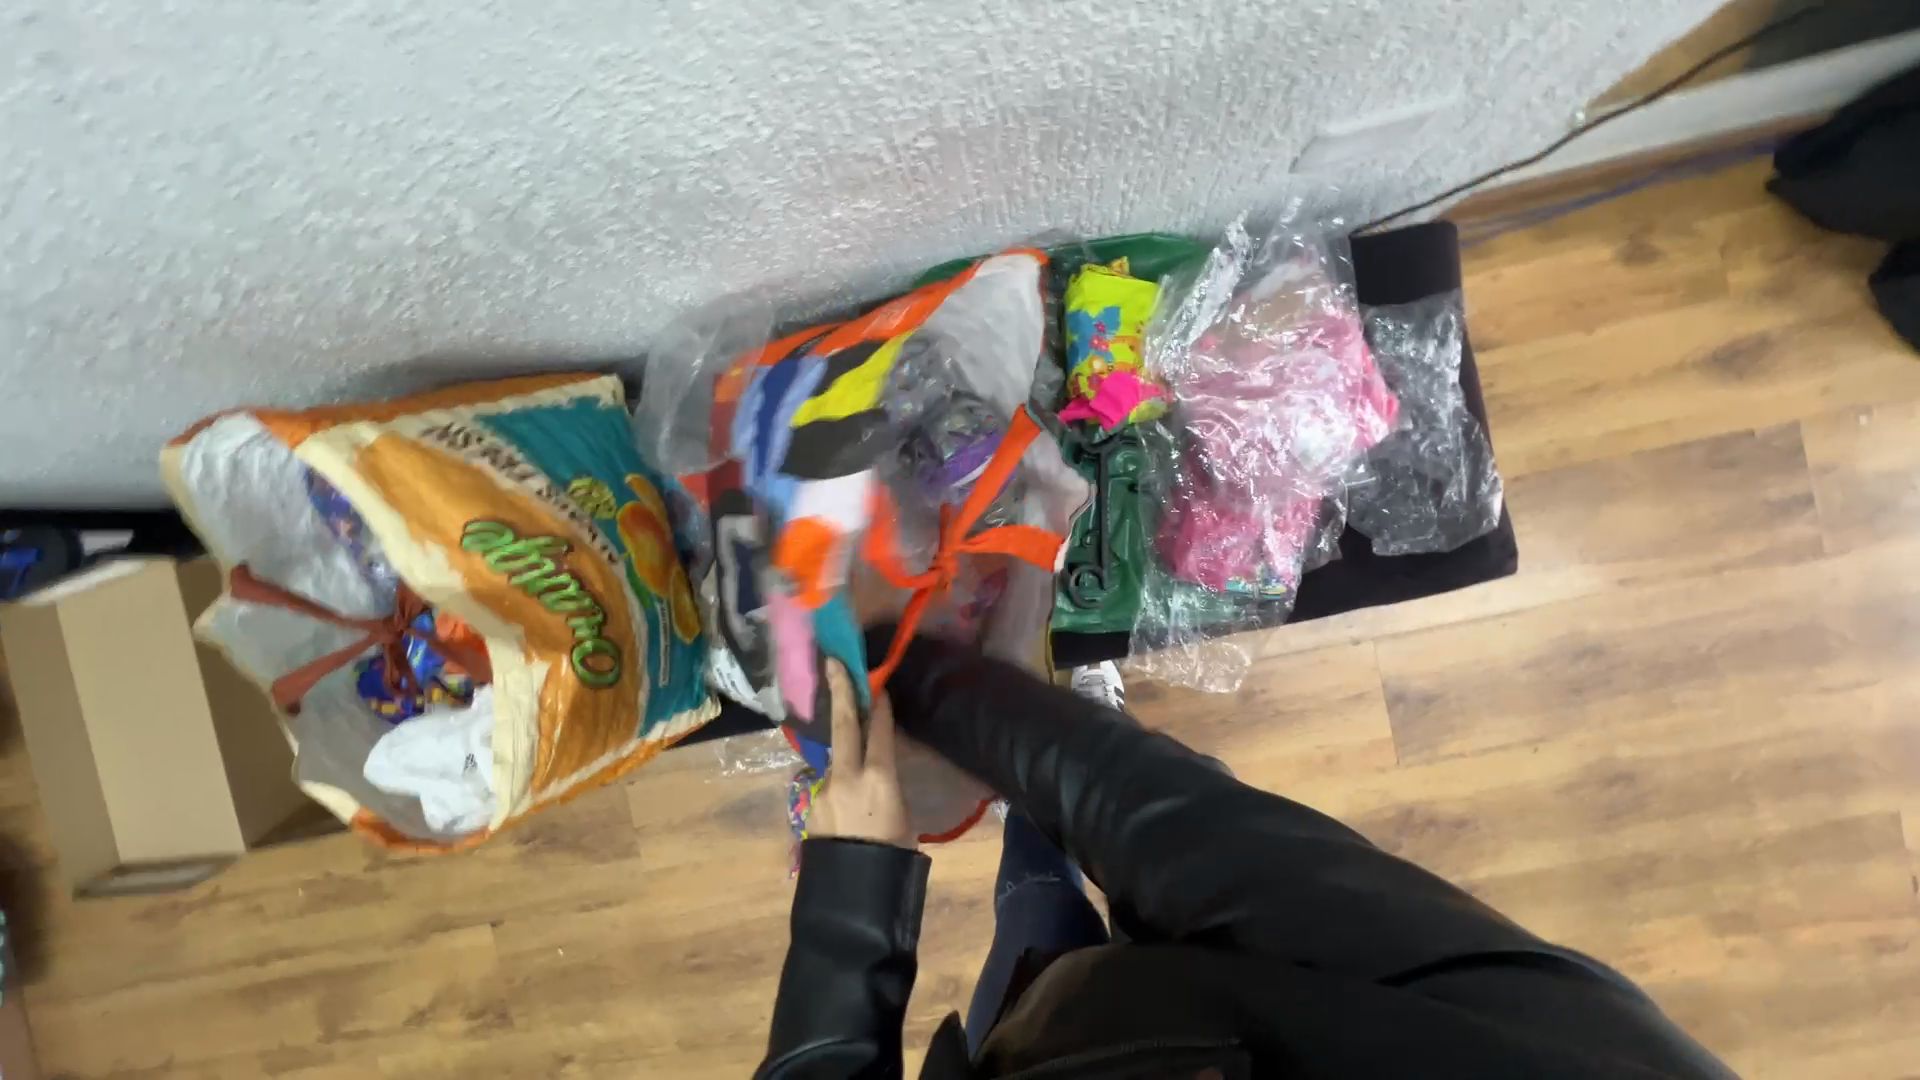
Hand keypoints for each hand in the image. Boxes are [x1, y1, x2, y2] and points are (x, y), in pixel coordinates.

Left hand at [807, 660, 915, 849]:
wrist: (853, 901)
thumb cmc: (893, 860)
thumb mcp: (904, 819)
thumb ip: (888, 788)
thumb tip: (878, 777)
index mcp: (879, 779)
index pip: (879, 730)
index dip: (880, 705)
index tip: (877, 682)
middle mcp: (847, 777)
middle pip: (845, 725)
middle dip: (840, 691)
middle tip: (832, 662)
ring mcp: (824, 791)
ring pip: (836, 762)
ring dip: (846, 761)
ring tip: (860, 787)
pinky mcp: (810, 808)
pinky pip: (829, 790)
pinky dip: (839, 792)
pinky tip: (849, 813)